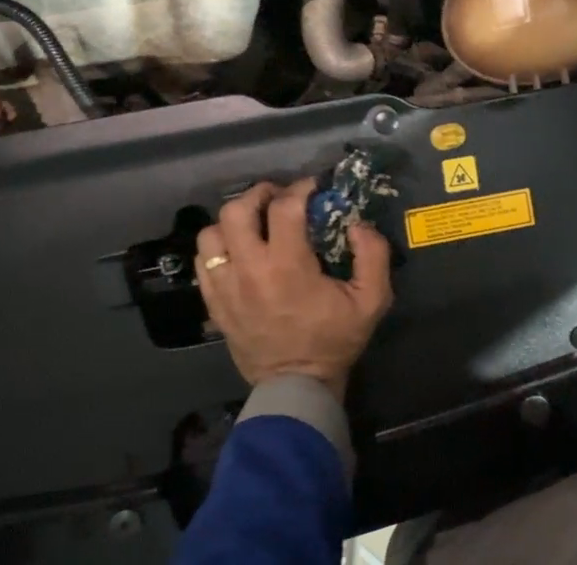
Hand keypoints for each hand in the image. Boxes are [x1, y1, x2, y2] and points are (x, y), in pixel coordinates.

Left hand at [194, 179, 393, 400]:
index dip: (300, 188)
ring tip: (254, 225)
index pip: (285, 206)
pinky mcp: (213, 303)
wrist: (296, 388)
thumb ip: (374, 255)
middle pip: (236, 210)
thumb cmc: (334, 340)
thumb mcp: (372, 301)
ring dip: (233, 222)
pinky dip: (218, 247)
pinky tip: (238, 251)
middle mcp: (249, 270)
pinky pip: (202, 261)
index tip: (313, 188)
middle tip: (278, 199)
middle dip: (259, 195)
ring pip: (211, 233)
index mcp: (287, 266)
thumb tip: (357, 224)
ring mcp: (225, 287)